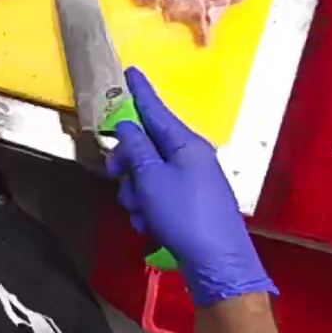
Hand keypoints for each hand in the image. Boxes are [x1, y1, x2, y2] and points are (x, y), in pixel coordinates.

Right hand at [105, 66, 274, 306]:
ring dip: (134, 191)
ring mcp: (189, 179)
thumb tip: (126, 124)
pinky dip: (146, 207)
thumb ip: (135, 148)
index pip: (156, 111)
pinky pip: (155, 193)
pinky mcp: (186, 201)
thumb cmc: (184, 214)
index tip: (129, 72)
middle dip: (126, 162)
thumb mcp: (152, 178)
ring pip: (145, 173)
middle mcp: (189, 157)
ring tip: (141, 212)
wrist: (217, 260)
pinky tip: (149, 224)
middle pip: (145, 145)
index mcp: (185, 145)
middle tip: (115, 174)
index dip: (140, 93)